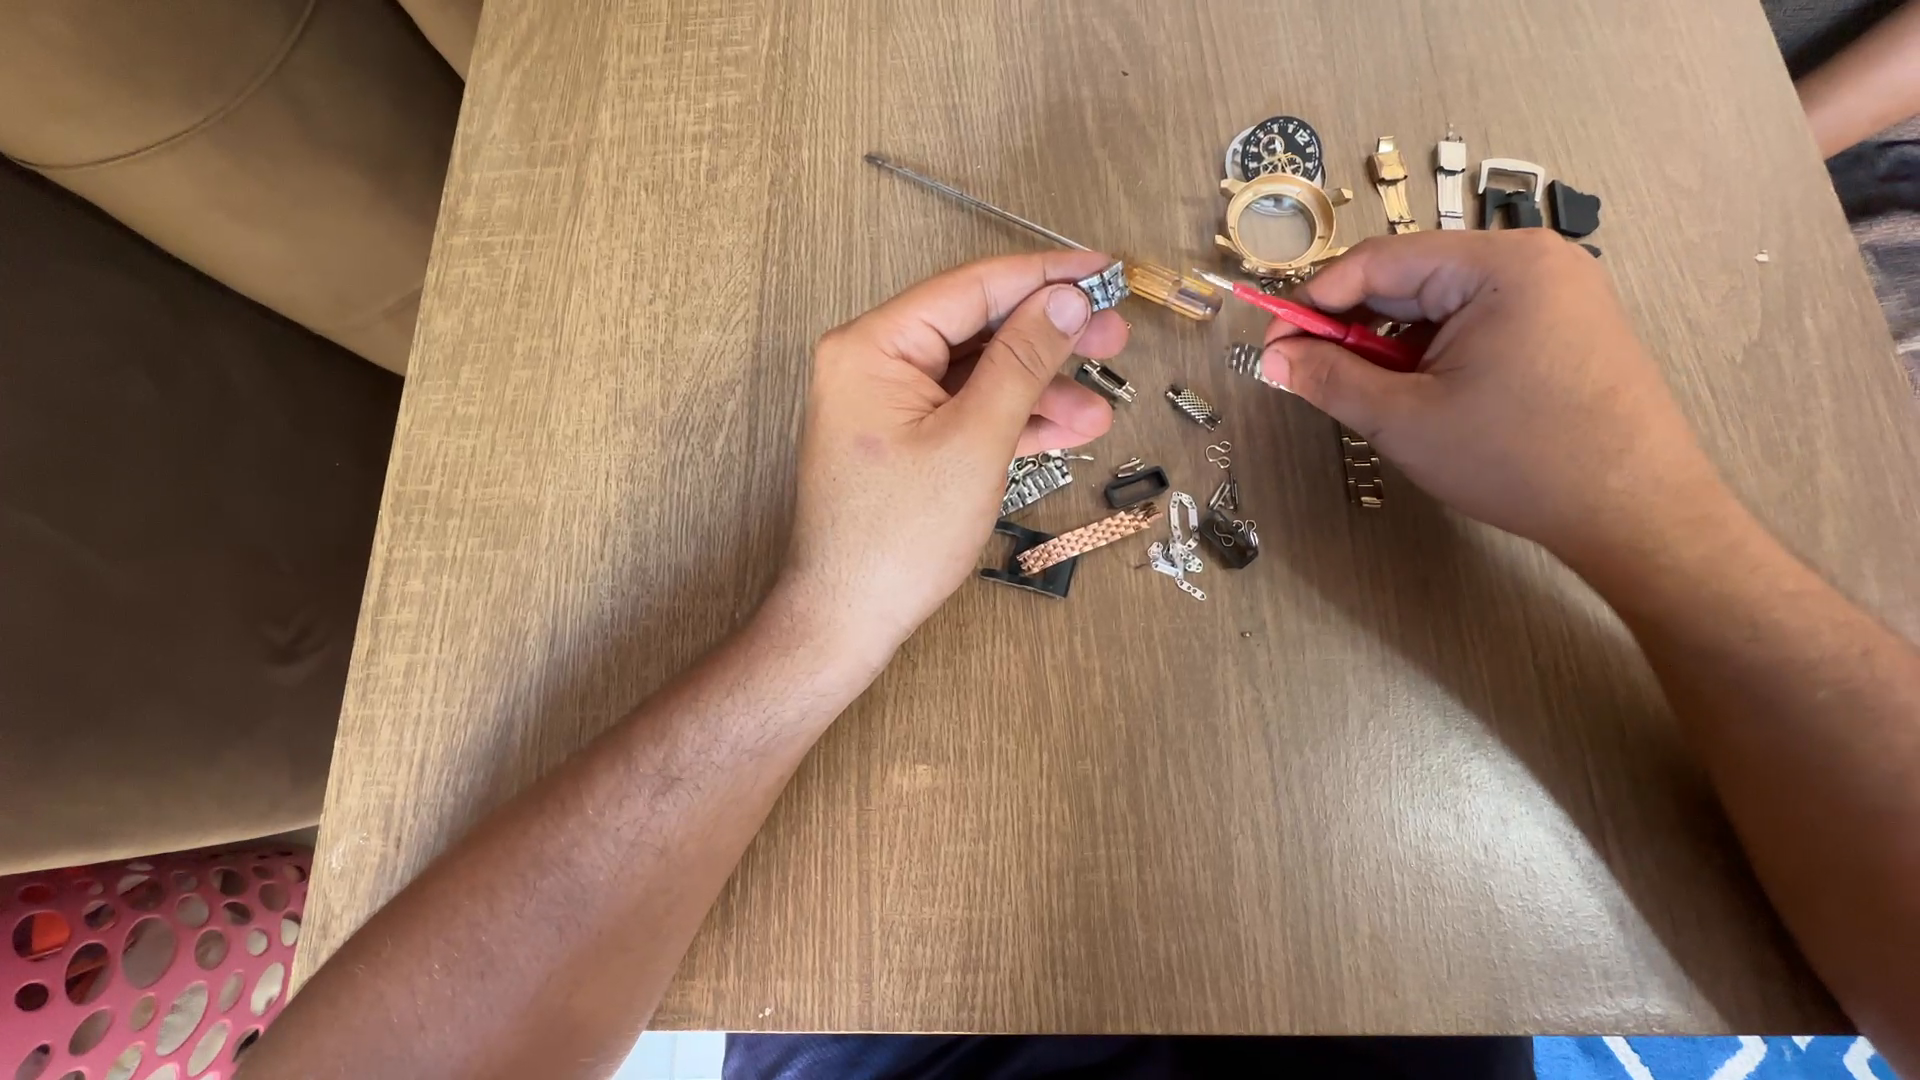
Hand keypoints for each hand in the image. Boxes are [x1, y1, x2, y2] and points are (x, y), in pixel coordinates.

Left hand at [772, 252, 1130, 656]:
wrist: (849, 618)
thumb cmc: (899, 538)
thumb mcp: (974, 442)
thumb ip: (1023, 362)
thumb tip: (1067, 300)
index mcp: (873, 346)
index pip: (972, 289)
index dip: (1045, 277)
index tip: (1106, 271)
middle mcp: (874, 363)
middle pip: (978, 330)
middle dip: (1050, 338)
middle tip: (1115, 336)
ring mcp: (889, 403)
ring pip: (978, 376)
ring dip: (1040, 392)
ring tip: (1098, 412)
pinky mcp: (905, 439)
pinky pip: (966, 412)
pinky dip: (1012, 421)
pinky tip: (1065, 431)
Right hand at [1260, 230, 1730, 562]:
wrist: (1635, 511)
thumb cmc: (1517, 458)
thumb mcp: (1403, 418)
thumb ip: (1328, 379)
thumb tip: (1271, 357)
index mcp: (1497, 264)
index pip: (1376, 262)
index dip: (1312, 302)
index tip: (1272, 344)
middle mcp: (1530, 263)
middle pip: (1406, 281)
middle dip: (1348, 328)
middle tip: (1305, 374)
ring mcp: (1551, 295)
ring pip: (1434, 308)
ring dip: (1384, 347)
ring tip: (1359, 395)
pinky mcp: (1558, 329)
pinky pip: (1468, 327)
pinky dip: (1425, 357)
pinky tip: (1410, 397)